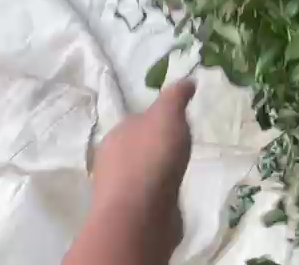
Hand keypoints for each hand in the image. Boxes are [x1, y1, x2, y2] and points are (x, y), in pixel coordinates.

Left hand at [80, 76, 195, 261]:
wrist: (138, 217)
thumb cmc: (151, 158)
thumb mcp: (167, 114)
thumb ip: (175, 95)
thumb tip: (186, 81)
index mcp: (117, 134)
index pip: (139, 118)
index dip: (161, 115)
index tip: (182, 117)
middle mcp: (112, 159)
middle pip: (141, 142)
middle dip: (160, 141)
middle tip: (185, 139)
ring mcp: (119, 186)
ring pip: (145, 167)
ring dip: (161, 165)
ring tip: (182, 164)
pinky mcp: (131, 209)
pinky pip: (149, 189)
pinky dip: (162, 186)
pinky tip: (174, 186)